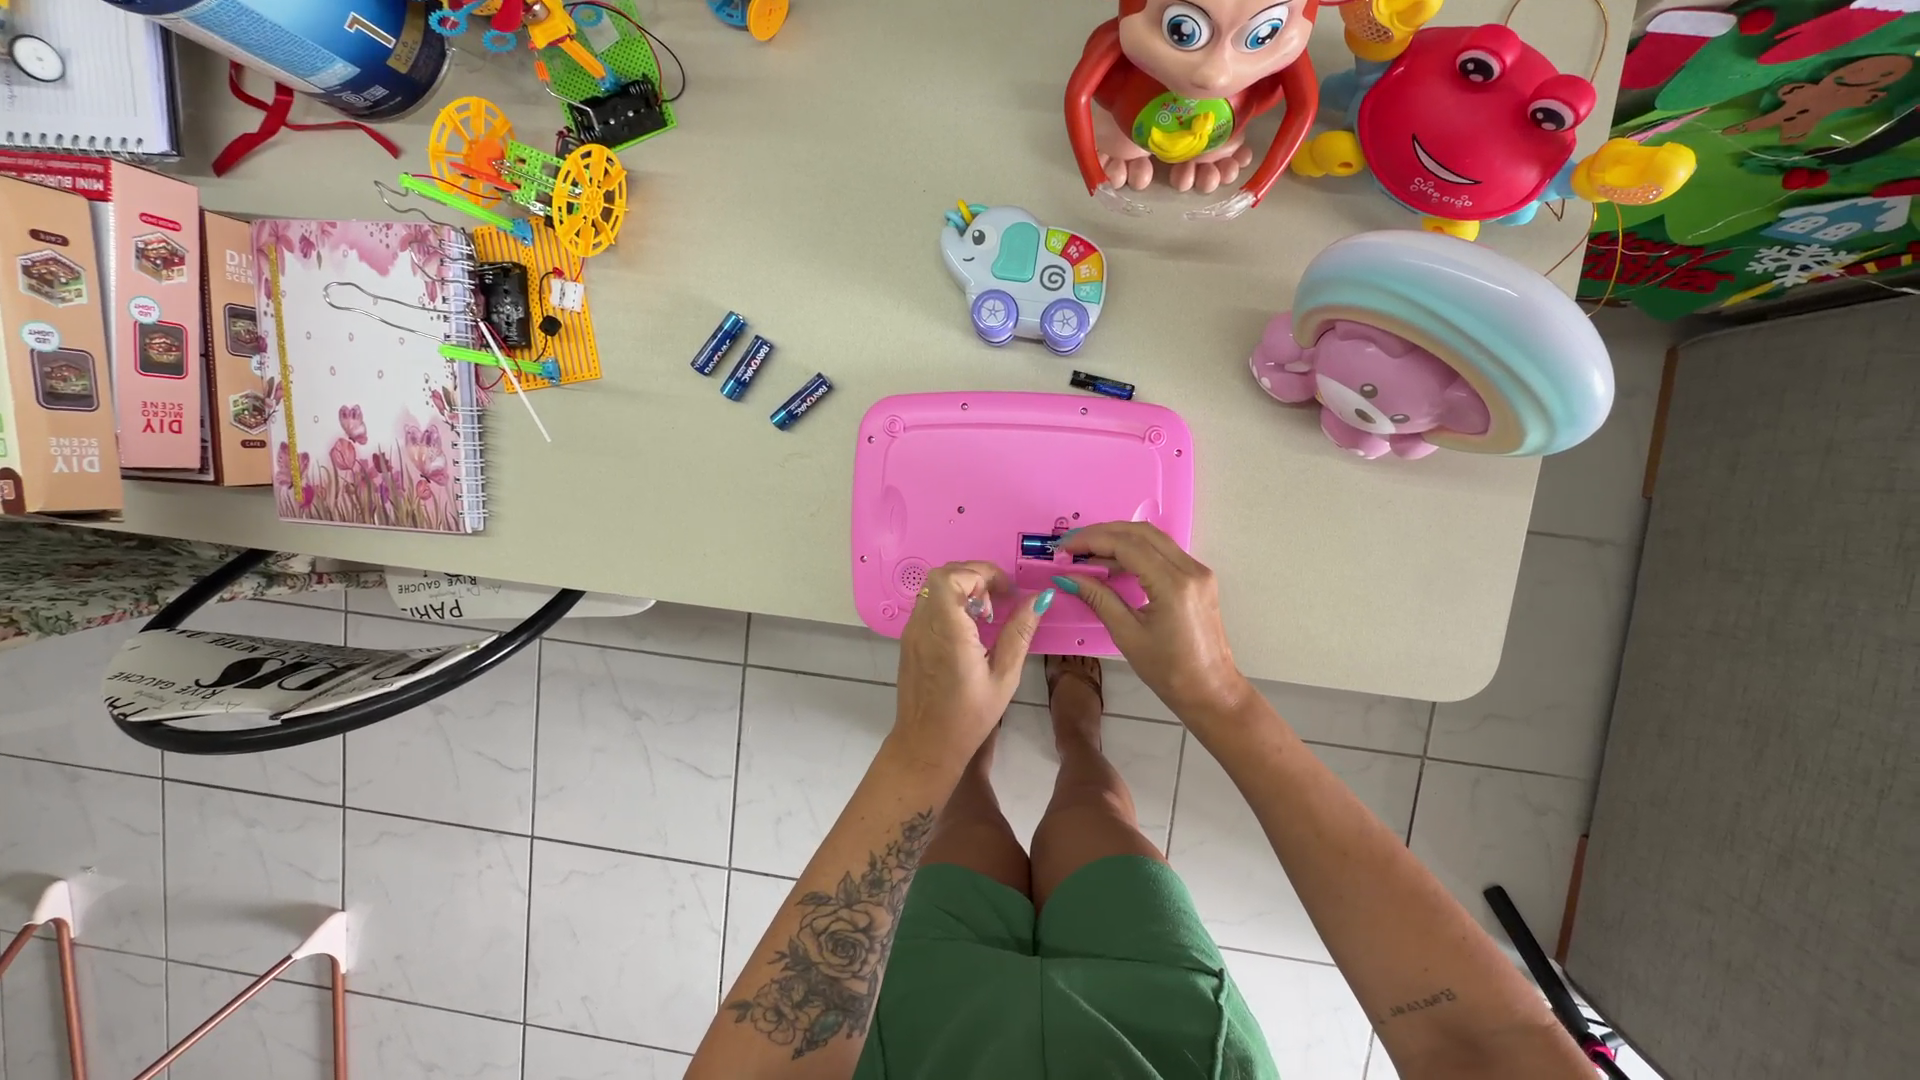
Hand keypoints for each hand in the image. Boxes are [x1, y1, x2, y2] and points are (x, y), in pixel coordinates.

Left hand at [892, 562, 1050, 768]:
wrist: (926, 745)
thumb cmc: (968, 717)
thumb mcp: (1004, 676)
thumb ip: (1019, 632)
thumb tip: (1040, 598)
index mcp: (947, 630)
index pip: (953, 576)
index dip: (982, 573)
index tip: (1006, 593)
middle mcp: (923, 624)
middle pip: (941, 576)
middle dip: (973, 577)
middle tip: (997, 600)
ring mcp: (911, 632)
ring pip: (931, 589)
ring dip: (960, 590)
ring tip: (985, 616)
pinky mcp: (909, 641)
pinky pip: (927, 607)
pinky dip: (948, 605)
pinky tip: (968, 631)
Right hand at [1054, 523, 1253, 727]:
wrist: (1211, 690)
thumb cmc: (1169, 671)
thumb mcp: (1127, 636)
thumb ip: (1099, 599)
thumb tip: (1069, 577)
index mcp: (1173, 585)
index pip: (1127, 546)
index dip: (1092, 541)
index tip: (1065, 548)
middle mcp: (1190, 570)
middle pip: (1141, 532)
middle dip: (1103, 533)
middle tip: (1073, 545)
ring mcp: (1198, 572)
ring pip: (1154, 538)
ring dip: (1119, 539)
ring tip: (1088, 554)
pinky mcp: (1199, 578)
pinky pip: (1163, 552)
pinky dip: (1136, 551)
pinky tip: (1114, 565)